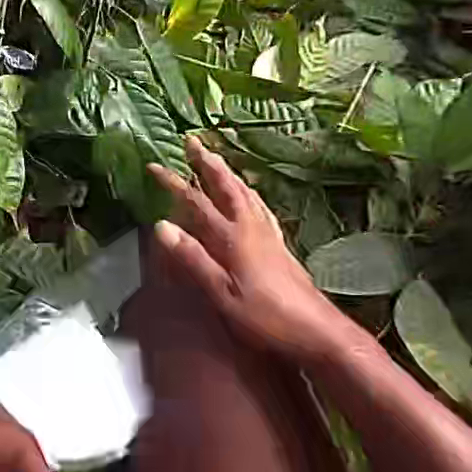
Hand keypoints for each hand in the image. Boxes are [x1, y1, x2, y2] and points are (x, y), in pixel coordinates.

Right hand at [147, 134, 352, 359]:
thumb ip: (193, 258)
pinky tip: (248, 194)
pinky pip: (259, 204)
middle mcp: (250, 226)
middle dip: (206, 162)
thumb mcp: (221, 293)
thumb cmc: (266, 316)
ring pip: (244, 191)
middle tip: (192, 142)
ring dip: (226, 172)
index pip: (195, 201)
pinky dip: (247, 191)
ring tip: (215, 159)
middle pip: (225, 185)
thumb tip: (160, 225)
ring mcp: (267, 232)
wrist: (316, 329)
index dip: (173, 182)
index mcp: (231, 236)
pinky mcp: (279, 242)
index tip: (154, 166)